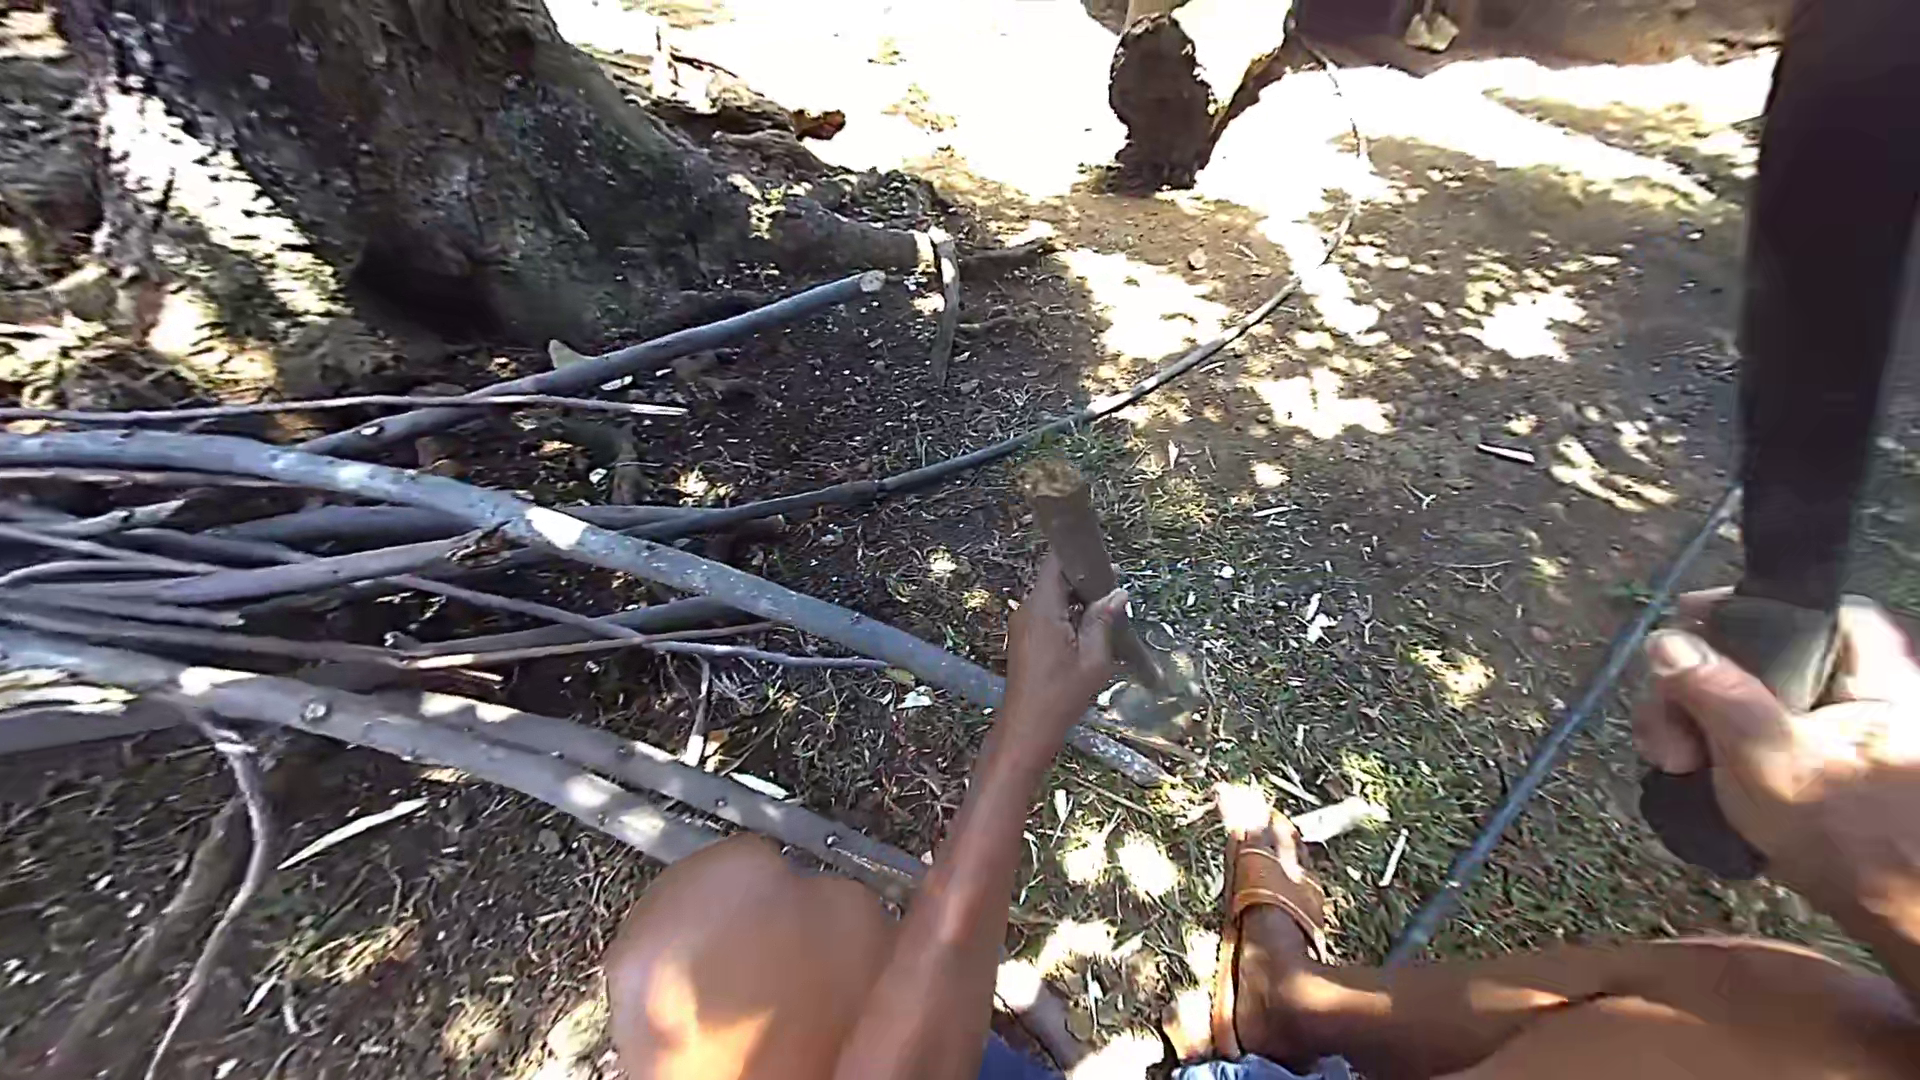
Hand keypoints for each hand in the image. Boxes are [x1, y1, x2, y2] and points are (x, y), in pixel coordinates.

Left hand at [1000, 554, 1126, 751]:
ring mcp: (1021, 621)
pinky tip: (1084, 632)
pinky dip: (1065, 614)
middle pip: (1054, 579)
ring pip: (1051, 596)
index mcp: (1042, 608)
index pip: (1055, 563)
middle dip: (1083, 583)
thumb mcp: (1093, 659)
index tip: (1106, 568)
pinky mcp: (1022, 635)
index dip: (1079, 559)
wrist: (1027, 726)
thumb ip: (1103, 621)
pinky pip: (1045, 612)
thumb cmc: (1062, 695)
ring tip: (1103, 616)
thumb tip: (1118, 593)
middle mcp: (1026, 608)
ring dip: (1075, 601)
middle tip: (1112, 596)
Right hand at [1636, 594, 1919, 912]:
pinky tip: (1688, 765)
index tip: (1684, 620)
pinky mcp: (1800, 757)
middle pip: (1754, 657)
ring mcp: (1824, 731)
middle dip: (1689, 684)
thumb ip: (1718, 694)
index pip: (1824, 616)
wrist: (1903, 923)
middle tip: (1666, 728)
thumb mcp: (1768, 759)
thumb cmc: (1851, 837)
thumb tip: (1665, 638)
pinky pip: (1733, 723)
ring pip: (1733, 692)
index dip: (1752, 607)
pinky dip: (1700, 736)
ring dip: (1683, 716)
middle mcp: (1855, 700)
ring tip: (1671, 760)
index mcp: (1880, 689)